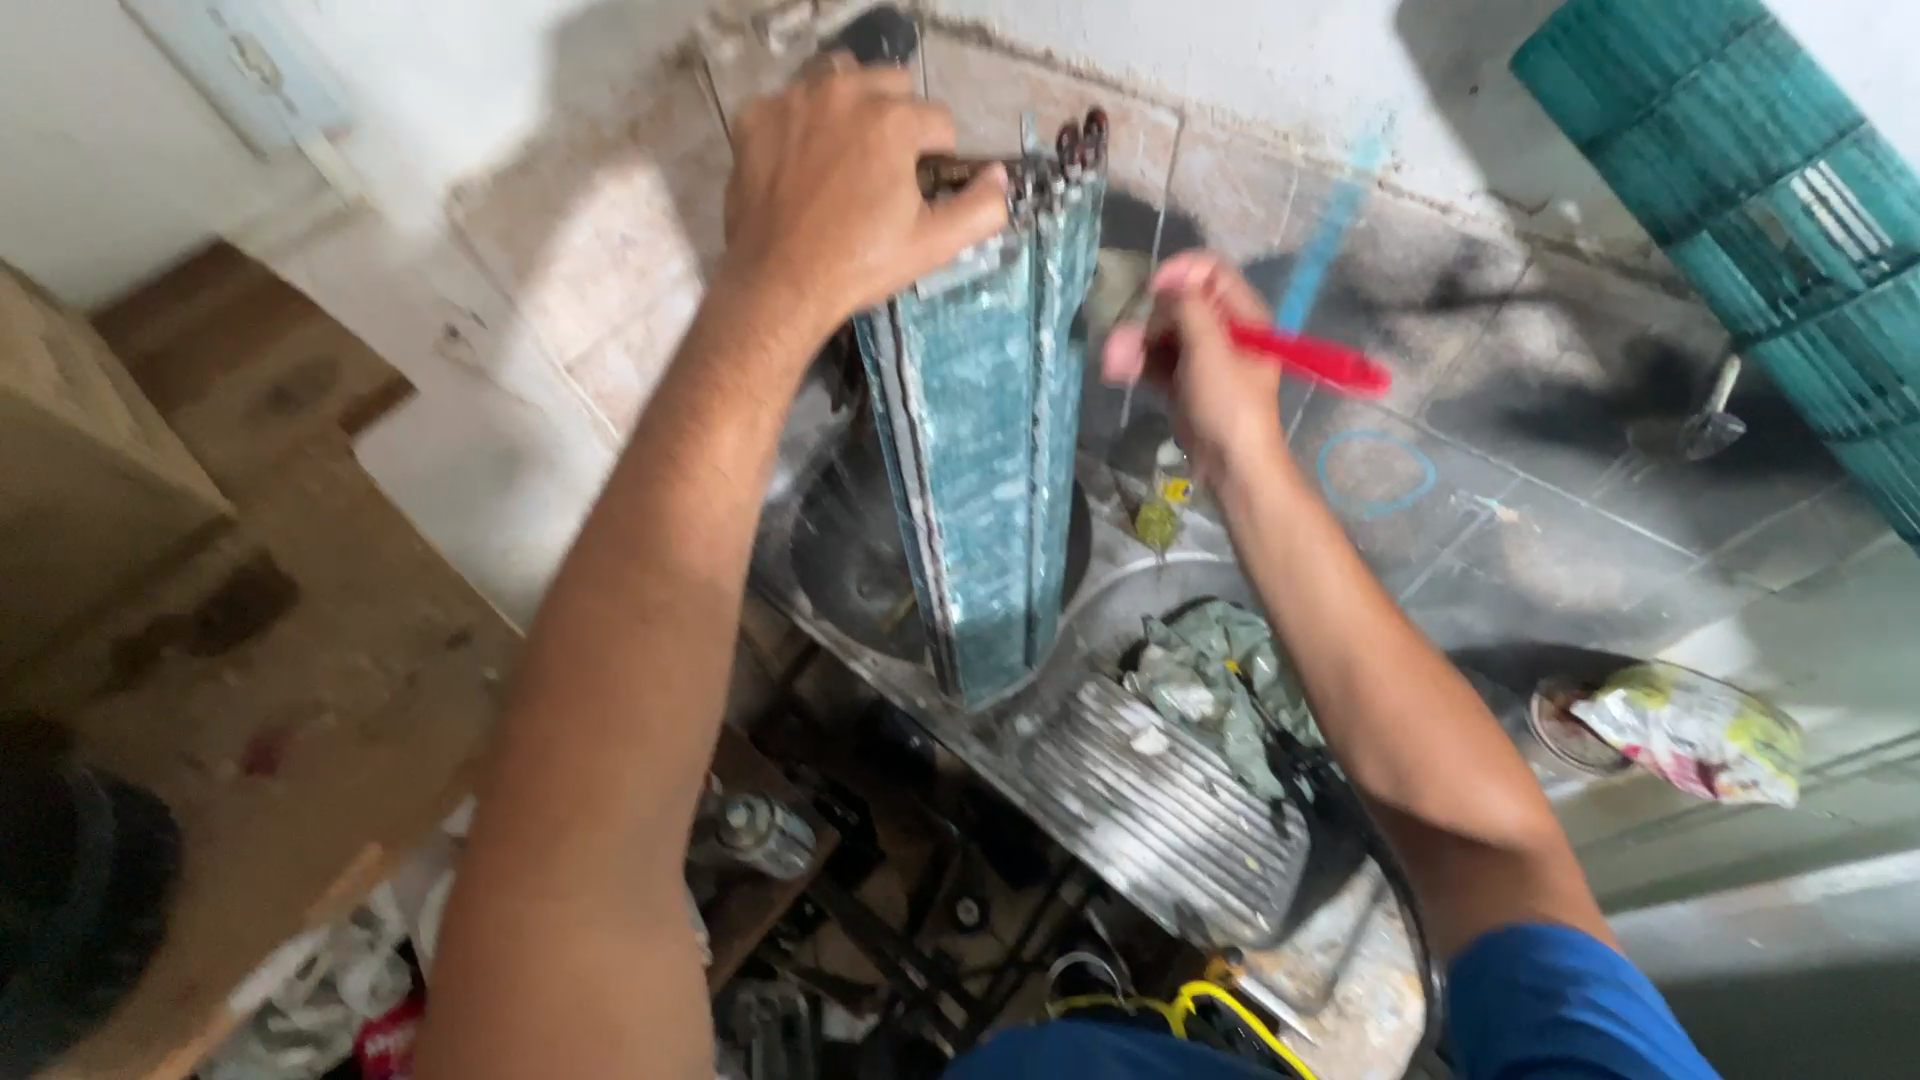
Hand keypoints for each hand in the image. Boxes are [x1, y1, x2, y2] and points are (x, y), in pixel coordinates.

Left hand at [718, 55, 1008, 336]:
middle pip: (892, 86)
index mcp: (894, 122)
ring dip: (853, 109)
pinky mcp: (756, 117)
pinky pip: (792, 103)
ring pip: (840, 80)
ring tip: (847, 158)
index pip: (939, 122)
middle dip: (898, 123)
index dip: (938, 159)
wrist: (780, 285)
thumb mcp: (931, 246)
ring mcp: (794, 101)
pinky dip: (803, 125)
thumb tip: (1000, 177)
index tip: (920, 191)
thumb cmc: (860, 266)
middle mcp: (844, 93)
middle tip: (884, 174)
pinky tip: (802, 166)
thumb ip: (979, 208)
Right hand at [1101, 252, 1287, 486]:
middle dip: (1147, 318)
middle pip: (1179, 304)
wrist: (1230, 463)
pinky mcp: (1182, 382)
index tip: (1151, 291)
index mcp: (1242, 315)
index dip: (1179, 274)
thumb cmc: (1228, 404)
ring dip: (1135, 343)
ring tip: (1112, 360)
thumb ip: (1189, 309)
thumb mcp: (1211, 350)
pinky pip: (1156, 361)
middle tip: (1124, 336)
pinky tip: (1116, 370)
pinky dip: (1137, 363)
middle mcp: (1223, 330)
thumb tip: (1168, 282)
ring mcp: (1201, 358)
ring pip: (1162, 334)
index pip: (1210, 273)